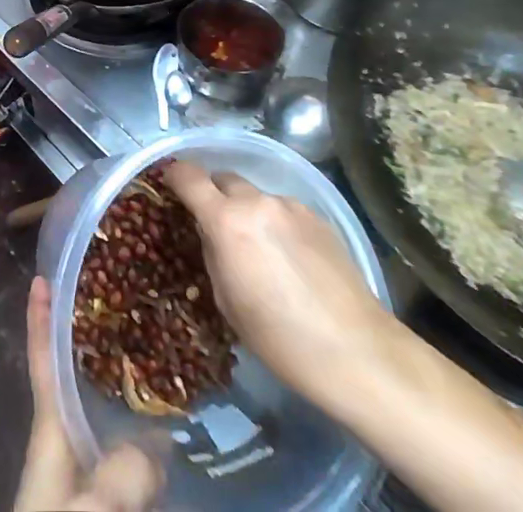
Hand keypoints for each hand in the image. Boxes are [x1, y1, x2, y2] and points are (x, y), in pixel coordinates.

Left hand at [15, 277, 162, 511]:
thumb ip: (118, 480)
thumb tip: (154, 446)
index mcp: (49, 438)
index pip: (43, 365)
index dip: (40, 321)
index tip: (42, 278)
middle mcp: (66, 448)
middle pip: (77, 380)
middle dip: (95, 341)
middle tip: (132, 302)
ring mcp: (87, 475)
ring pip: (107, 415)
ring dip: (128, 383)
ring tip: (163, 346)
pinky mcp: (108, 498)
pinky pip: (128, 453)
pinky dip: (147, 432)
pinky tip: (177, 426)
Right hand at [162, 161, 393, 412]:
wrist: (353, 348)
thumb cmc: (277, 336)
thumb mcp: (226, 299)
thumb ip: (213, 253)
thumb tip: (212, 233)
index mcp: (227, 221)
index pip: (190, 177)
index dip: (175, 174)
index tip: (169, 182)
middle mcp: (259, 202)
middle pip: (225, 179)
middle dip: (214, 194)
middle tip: (214, 223)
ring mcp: (293, 207)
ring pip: (257, 196)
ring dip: (248, 211)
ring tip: (258, 247)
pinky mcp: (320, 218)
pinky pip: (284, 210)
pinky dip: (275, 222)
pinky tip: (288, 257)